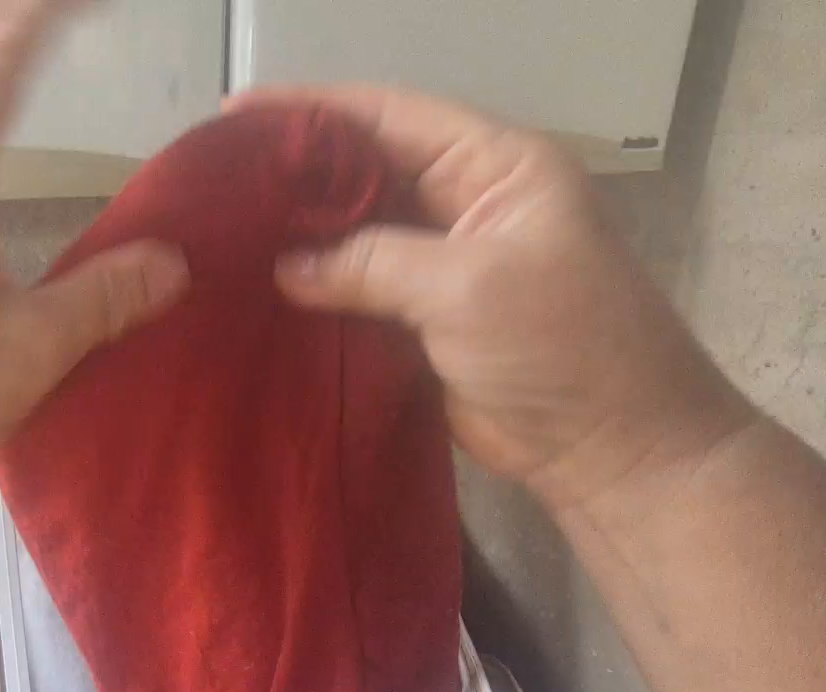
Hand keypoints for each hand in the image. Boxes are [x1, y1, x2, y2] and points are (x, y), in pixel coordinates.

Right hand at [233, 85, 755, 510]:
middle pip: (365, 175)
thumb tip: (284, 266)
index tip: (237, 113)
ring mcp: (439, 269)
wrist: (603, 446)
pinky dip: (316, 296)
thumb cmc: (558, 346)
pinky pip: (358, 297)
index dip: (313, 111)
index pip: (390, 116)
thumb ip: (372, 264)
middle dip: (297, 177)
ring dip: (300, 240)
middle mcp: (463, 205)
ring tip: (228, 236)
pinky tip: (265, 295)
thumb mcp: (467, 285)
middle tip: (222, 184)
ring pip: (356, 239)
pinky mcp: (420, 324)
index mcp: (494, 165)